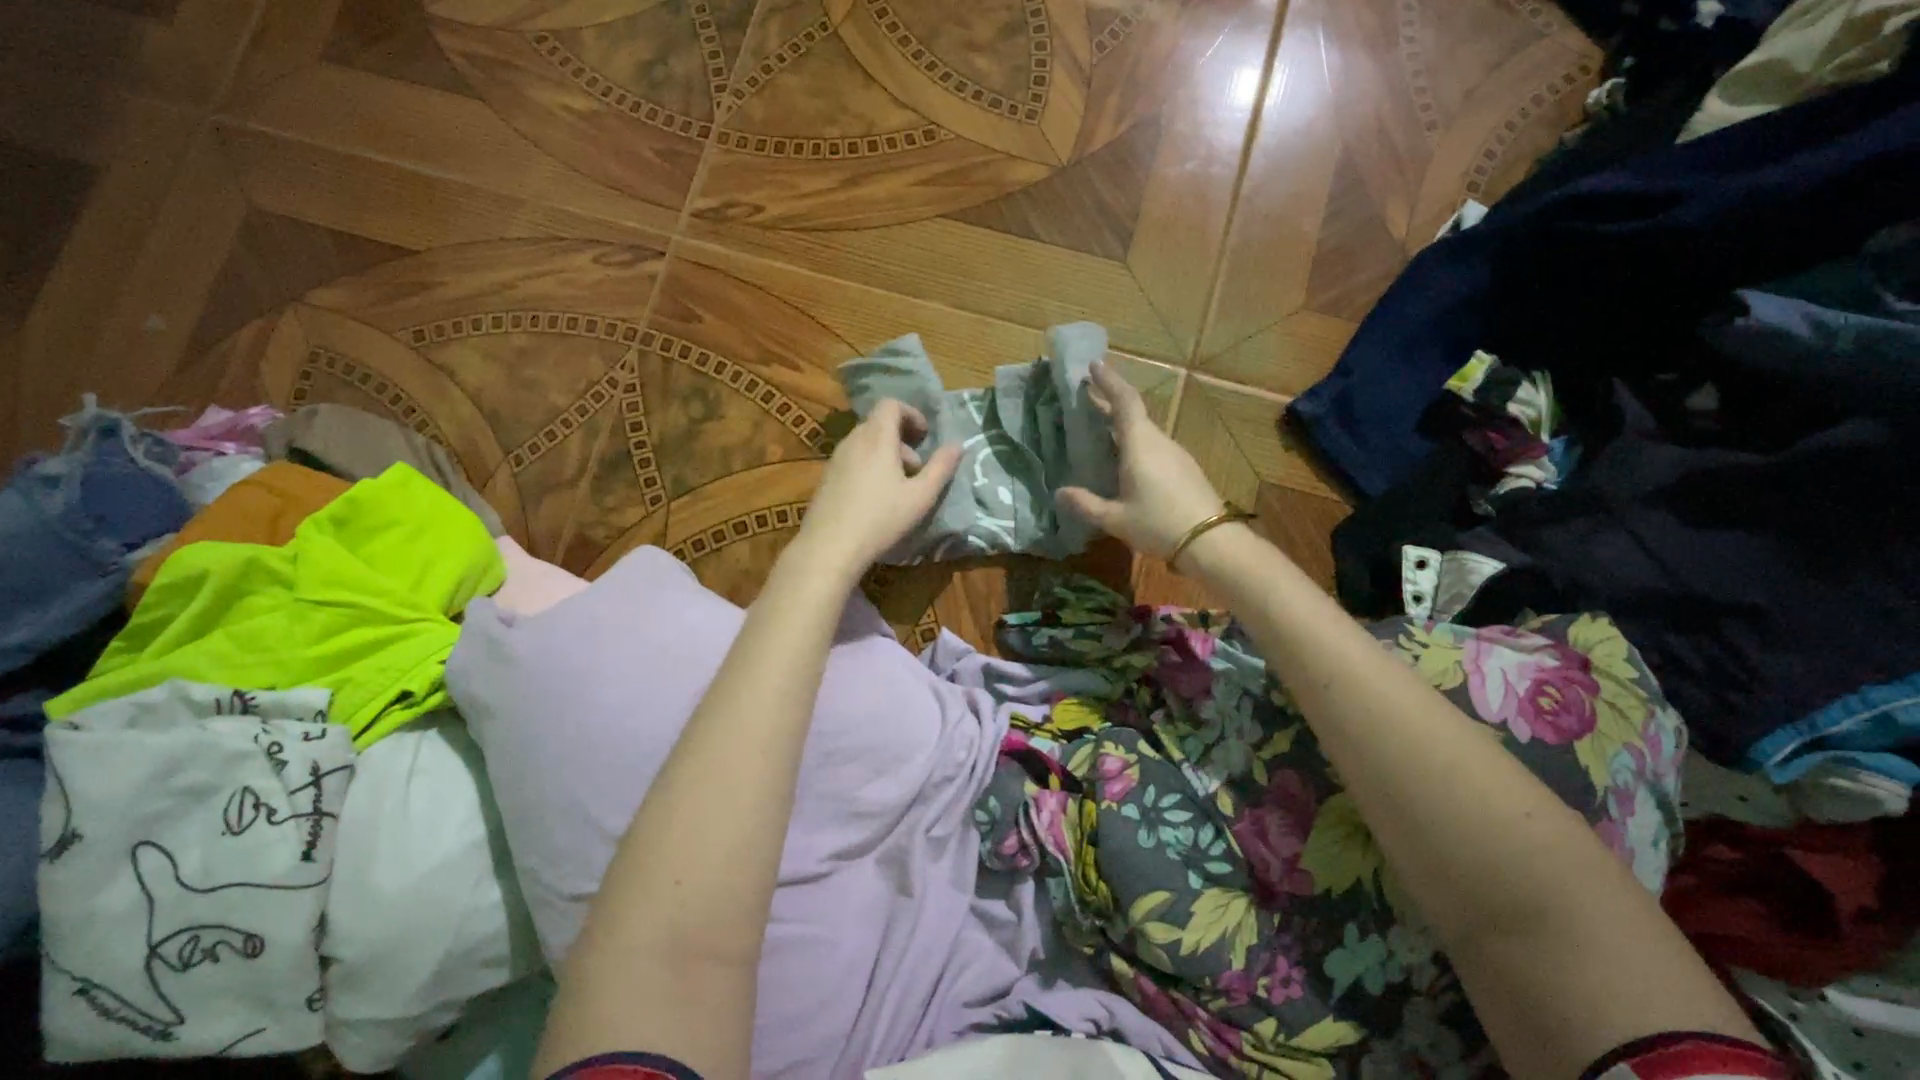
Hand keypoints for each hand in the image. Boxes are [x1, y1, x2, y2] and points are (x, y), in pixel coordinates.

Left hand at [791, 398, 961, 579]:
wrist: (829, 546)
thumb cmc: (881, 519)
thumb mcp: (921, 496)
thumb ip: (941, 468)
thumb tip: (958, 445)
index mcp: (877, 438)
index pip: (890, 404)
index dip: (911, 414)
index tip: (924, 437)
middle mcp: (853, 441)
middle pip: (878, 424)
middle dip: (901, 439)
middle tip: (916, 468)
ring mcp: (835, 459)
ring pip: (865, 443)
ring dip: (885, 455)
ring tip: (898, 487)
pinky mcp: (826, 477)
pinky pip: (852, 459)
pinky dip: (869, 466)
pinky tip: (874, 499)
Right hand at [1055, 361, 1226, 561]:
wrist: (1211, 542)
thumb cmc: (1158, 524)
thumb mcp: (1115, 519)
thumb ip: (1086, 504)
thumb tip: (1059, 493)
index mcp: (1140, 444)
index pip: (1124, 401)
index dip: (1108, 381)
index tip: (1094, 364)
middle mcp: (1158, 441)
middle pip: (1133, 414)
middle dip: (1109, 404)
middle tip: (1086, 400)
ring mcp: (1175, 454)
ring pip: (1144, 432)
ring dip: (1122, 427)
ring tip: (1100, 434)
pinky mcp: (1184, 469)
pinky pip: (1154, 448)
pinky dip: (1135, 445)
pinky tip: (1125, 464)